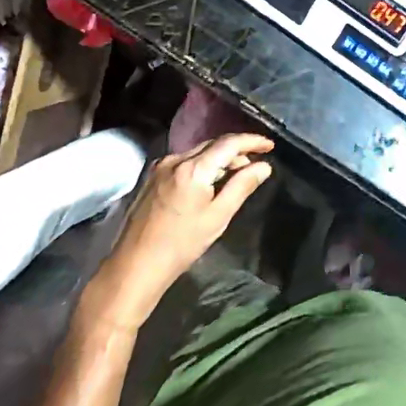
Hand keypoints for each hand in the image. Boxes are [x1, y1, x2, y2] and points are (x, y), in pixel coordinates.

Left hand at [97, 134, 274, 326]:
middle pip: (212, 145)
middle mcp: (174, 159)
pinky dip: (202, 166)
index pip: (229, 143)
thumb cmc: (181, 244)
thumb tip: (263, 166)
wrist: (136, 264)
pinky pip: (184, 162)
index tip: (270, 145)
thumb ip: (241, 186)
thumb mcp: (218, 216)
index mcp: (193, 168)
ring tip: (235, 175)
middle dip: (236, 150)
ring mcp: (160, 167)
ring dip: (219, 159)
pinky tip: (209, 182)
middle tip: (256, 163)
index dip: (252, 141)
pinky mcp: (152, 177)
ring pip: (198, 153)